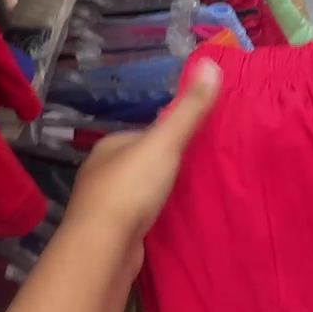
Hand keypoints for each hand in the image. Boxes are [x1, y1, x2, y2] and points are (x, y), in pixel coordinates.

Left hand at [64, 58, 221, 248]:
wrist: (103, 248)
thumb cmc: (131, 188)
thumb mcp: (166, 142)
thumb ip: (189, 109)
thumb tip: (212, 63)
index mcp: (110, 145)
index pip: (146, 133)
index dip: (171, 136)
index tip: (198, 143)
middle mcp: (101, 171)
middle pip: (141, 161)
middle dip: (165, 165)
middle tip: (200, 170)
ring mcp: (103, 205)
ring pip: (137, 191)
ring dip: (158, 192)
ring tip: (189, 196)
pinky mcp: (110, 234)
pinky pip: (137, 216)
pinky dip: (152, 216)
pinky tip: (168, 221)